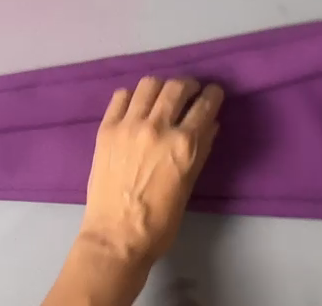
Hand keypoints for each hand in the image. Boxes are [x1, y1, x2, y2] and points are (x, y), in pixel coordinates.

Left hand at [41, 78, 223, 305]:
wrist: (115, 238)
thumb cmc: (159, 222)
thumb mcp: (189, 186)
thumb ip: (201, 151)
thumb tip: (211, 124)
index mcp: (183, 145)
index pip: (204, 105)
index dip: (213, 94)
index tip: (214, 92)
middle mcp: (157, 127)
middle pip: (177, 86)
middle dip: (189, 84)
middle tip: (190, 90)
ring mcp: (129, 124)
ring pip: (149, 84)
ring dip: (161, 86)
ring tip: (163, 95)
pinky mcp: (107, 128)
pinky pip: (121, 96)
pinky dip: (133, 96)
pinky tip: (136, 106)